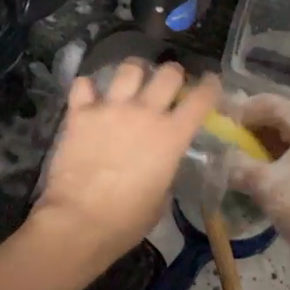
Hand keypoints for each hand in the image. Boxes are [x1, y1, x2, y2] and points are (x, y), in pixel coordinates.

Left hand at [29, 60, 219, 276]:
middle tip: (168, 83)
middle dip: (172, 74)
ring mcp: (111, 108)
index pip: (201, 99)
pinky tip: (88, 98)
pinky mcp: (80, 112)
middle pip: (168, 73)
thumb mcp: (161, 196)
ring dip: (134, 73)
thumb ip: (165, 167)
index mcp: (171, 136)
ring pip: (129, 68)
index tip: (209, 82)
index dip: (209, 86)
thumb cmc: (126, 220)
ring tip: (130, 82)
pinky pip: (84, 84)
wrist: (79, 221)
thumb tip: (160, 159)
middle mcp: (144, 112)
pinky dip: (87, 89)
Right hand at [227, 94, 289, 266]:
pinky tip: (260, 166)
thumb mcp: (267, 187)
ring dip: (262, 140)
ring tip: (238, 152)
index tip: (218, 121)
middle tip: (225, 137)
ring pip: (288, 132)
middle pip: (280, 115)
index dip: (241, 110)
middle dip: (251, 126)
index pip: (270, 103)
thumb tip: (216, 154)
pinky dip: (276, 153)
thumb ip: (238, 165)